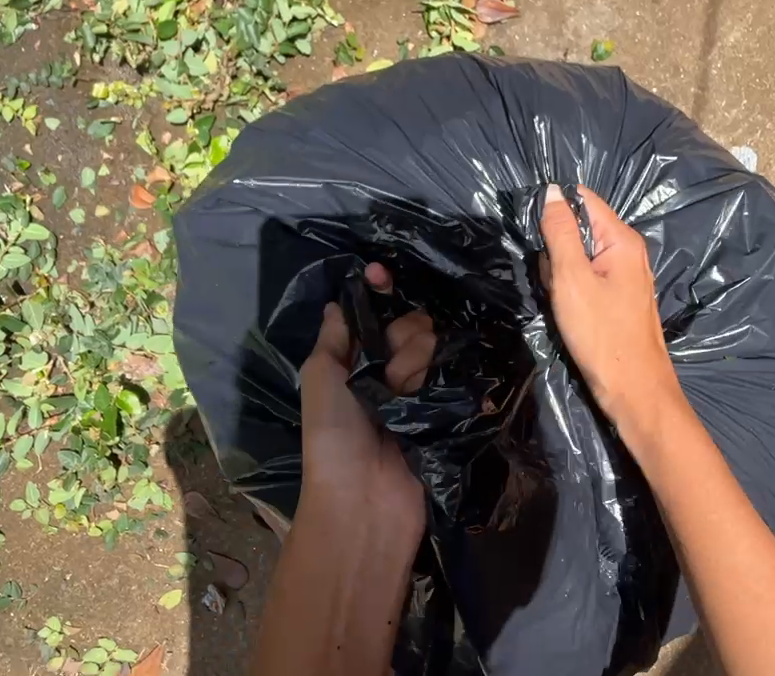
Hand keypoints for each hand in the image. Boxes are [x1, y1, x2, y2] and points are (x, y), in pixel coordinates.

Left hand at [298, 262, 434, 536]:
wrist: (363, 501)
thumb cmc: (332, 434)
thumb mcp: (320, 376)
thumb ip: (333, 337)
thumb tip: (336, 302)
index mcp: (356, 362)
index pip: (376, 315)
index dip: (381, 291)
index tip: (382, 274)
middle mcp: (388, 373)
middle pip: (411, 325)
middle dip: (402, 336)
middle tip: (389, 372)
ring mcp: (419, 394)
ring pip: (432, 348)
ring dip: (416, 364)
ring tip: (403, 394)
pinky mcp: (446, 415)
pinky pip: (454, 379)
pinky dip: (447, 378)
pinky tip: (441, 388)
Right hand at [538, 184, 676, 433]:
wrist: (633, 390)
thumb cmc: (601, 333)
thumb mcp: (571, 278)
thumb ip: (559, 232)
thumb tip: (552, 190)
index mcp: (621, 239)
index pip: (583, 199)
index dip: (554, 207)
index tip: (534, 231)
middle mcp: (627, 250)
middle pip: (578, 228)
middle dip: (555, 247)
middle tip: (551, 276)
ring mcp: (623, 275)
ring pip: (577, 255)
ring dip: (559, 272)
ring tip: (559, 297)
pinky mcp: (616, 296)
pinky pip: (584, 277)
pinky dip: (569, 289)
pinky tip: (567, 310)